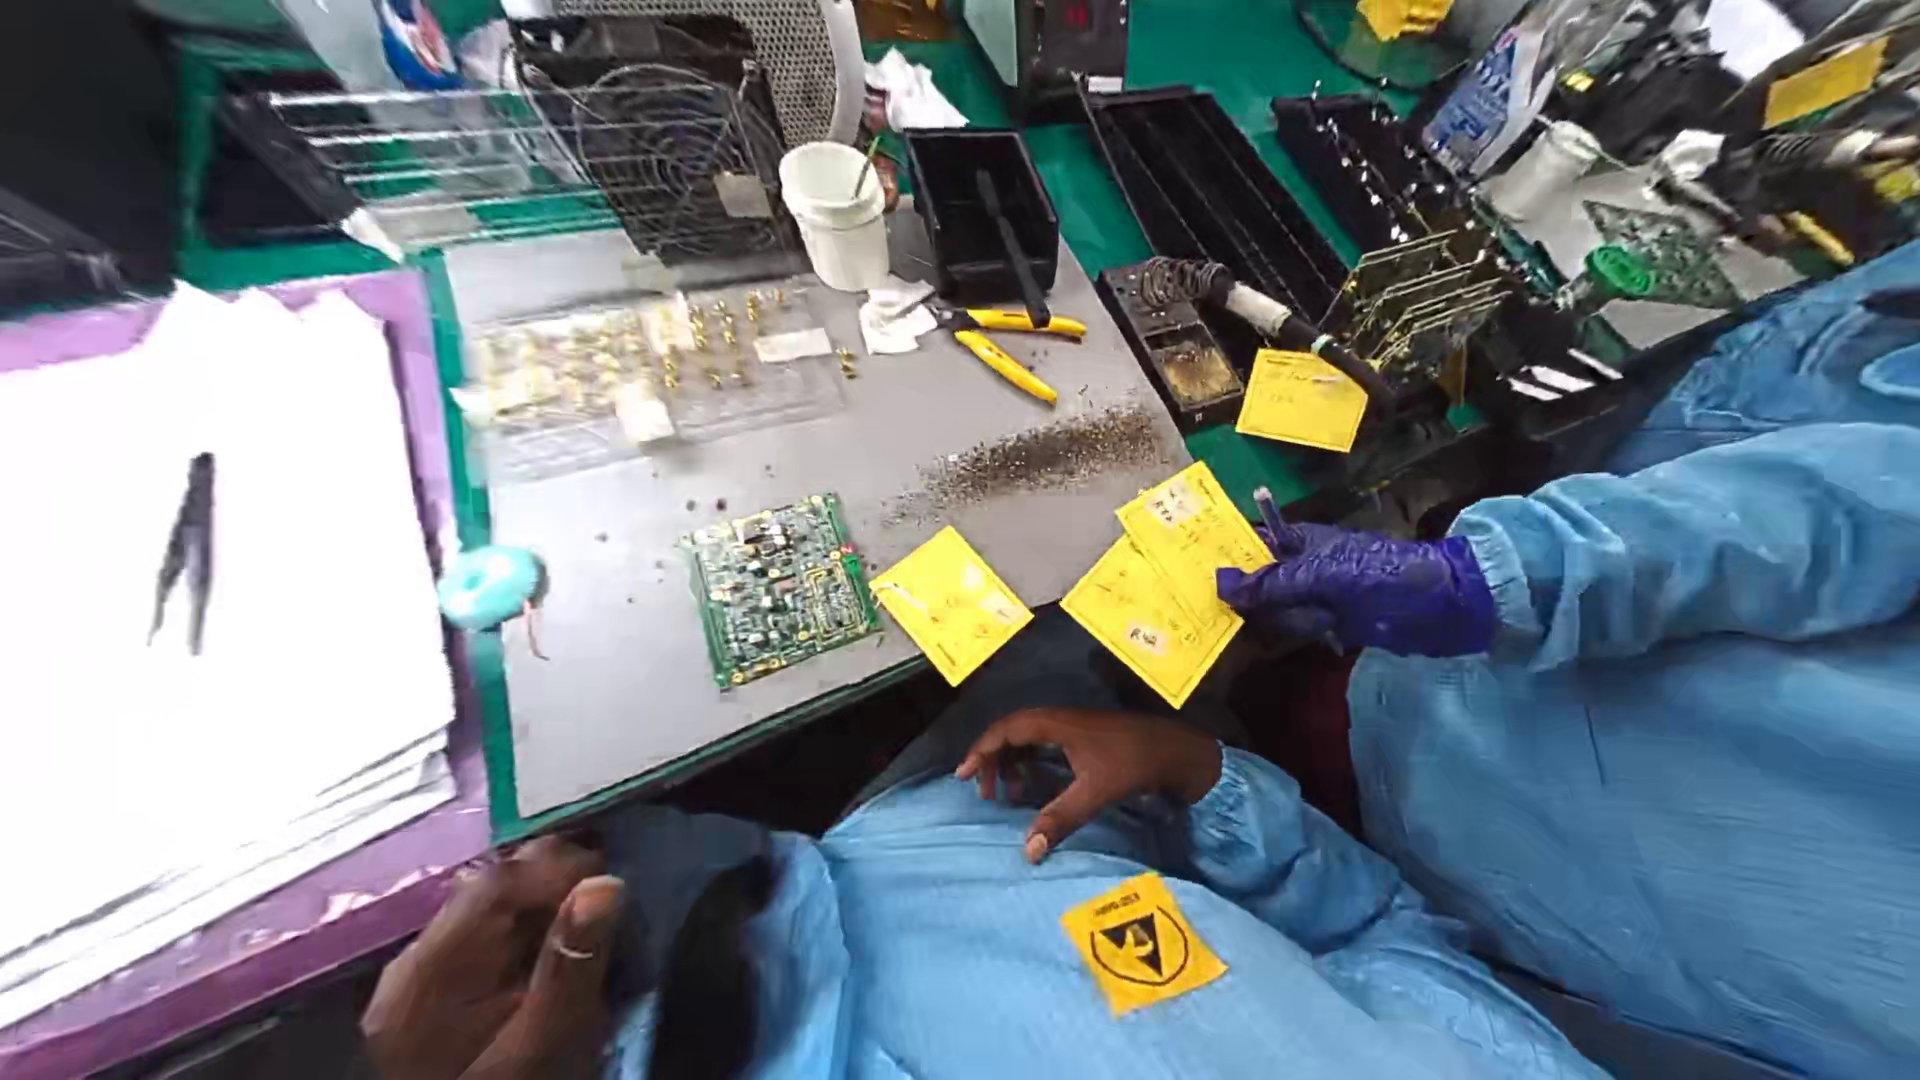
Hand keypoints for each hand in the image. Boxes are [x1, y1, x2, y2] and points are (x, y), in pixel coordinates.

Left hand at [362, 836, 625, 1079]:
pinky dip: (546, 920)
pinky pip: (505, 924)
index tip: (616, 883)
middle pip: (500, 883)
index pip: (499, 883)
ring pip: (506, 899)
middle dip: (565, 877)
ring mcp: (433, 970)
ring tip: (602, 920)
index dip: (563, 867)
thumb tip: (607, 883)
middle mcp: (421, 958)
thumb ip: (572, 965)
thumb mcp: (543, 1045)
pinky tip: (573, 941)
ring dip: (560, 897)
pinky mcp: (453, 983)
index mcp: (429, 972)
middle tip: (616, 900)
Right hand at [955, 708, 1221, 862]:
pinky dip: (1029, 765)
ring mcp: (1068, 727)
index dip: (981, 751)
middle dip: (992, 760)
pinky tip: (1033, 788)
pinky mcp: (1079, 737)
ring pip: (1025, 740)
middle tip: (984, 793)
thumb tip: (1027, 851)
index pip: (1005, 731)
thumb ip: (1060, 818)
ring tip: (1008, 795)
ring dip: (1011, 764)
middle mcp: (1056, 720)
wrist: (1175, 749)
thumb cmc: (1133, 761)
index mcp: (1054, 724)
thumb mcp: (1095, 791)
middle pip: (1010, 733)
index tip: (963, 775)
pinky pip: (1040, 746)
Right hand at [1215, 521, 1497, 656]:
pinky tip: (1300, 633)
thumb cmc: (1379, 575)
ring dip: (1272, 615)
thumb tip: (1221, 586)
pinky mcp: (1326, 619)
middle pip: (1255, 578)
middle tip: (1215, 607)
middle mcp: (1298, 565)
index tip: (1194, 570)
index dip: (1226, 554)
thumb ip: (1271, 583)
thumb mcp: (1321, 574)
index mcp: (1296, 541)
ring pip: (1271, 605)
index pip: (1250, 541)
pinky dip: (1293, 630)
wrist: (1443, 605)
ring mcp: (1312, 593)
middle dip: (1242, 592)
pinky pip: (1294, 625)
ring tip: (1284, 618)